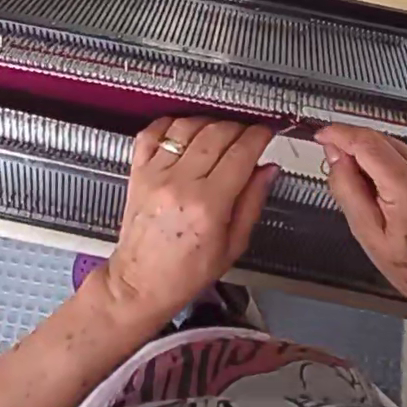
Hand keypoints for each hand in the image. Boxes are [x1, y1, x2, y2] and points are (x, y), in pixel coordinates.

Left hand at [97, 117, 279, 328]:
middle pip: (217, 133)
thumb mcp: (234, 245)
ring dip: (209, 122)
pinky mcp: (138, 172)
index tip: (266, 133)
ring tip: (220, 132)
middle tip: (248, 134)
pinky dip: (171, 124)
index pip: (241, 153)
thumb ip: (253, 201)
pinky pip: (152, 132)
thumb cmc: (186, 272)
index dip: (259, 136)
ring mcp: (156, 175)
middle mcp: (180, 184)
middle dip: (239, 127)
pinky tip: (186, 130)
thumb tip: (268, 169)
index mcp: (209, 205)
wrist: (140, 284)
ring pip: (187, 126)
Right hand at [315, 124, 406, 317]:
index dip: (340, 134)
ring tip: (368, 192)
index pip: (367, 143)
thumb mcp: (366, 232)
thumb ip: (346, 187)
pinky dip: (391, 164)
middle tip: (336, 165)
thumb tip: (334, 154)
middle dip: (355, 148)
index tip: (322, 134)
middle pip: (381, 140)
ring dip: (373, 157)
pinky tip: (388, 191)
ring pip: (394, 146)